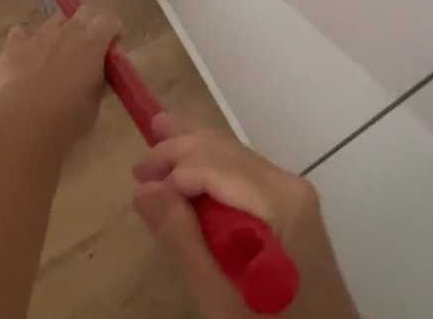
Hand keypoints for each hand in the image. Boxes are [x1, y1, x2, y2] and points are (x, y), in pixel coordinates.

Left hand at [0, 7, 120, 143]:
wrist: (21, 126)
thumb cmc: (66, 121)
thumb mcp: (93, 106)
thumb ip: (99, 83)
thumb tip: (100, 76)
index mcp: (91, 45)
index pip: (109, 20)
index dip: (114, 31)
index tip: (113, 47)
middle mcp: (66, 32)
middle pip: (85, 11)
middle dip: (91, 23)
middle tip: (90, 47)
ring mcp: (37, 37)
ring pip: (54, 21)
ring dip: (61, 32)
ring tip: (57, 56)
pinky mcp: (13, 47)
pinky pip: (20, 34)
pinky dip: (26, 41)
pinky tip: (26, 57)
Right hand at [131, 115, 355, 318]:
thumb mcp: (222, 300)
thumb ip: (184, 241)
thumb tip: (144, 189)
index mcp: (279, 204)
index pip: (214, 166)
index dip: (174, 169)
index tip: (138, 182)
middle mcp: (289, 185)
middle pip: (225, 152)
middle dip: (180, 150)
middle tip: (138, 165)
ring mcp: (294, 193)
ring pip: (234, 155)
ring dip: (194, 149)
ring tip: (159, 132)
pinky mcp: (292, 204)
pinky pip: (245, 172)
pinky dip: (213, 165)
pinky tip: (192, 160)